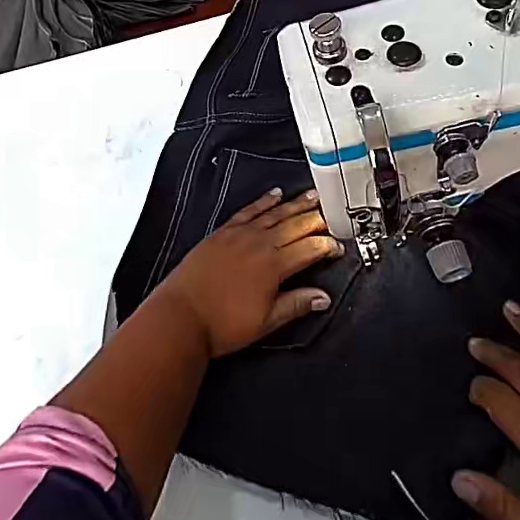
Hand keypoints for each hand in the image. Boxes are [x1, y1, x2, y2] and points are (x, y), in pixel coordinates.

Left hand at [146, 188, 343, 358]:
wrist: (181, 316)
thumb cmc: (221, 324)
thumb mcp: (265, 322)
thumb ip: (296, 304)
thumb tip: (323, 297)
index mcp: (274, 265)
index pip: (309, 249)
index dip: (327, 246)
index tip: (338, 246)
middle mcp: (260, 243)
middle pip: (296, 225)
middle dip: (317, 219)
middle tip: (333, 213)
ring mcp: (241, 234)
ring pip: (276, 213)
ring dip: (296, 204)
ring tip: (312, 195)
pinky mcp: (224, 232)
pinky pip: (250, 210)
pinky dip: (264, 201)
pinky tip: (275, 195)